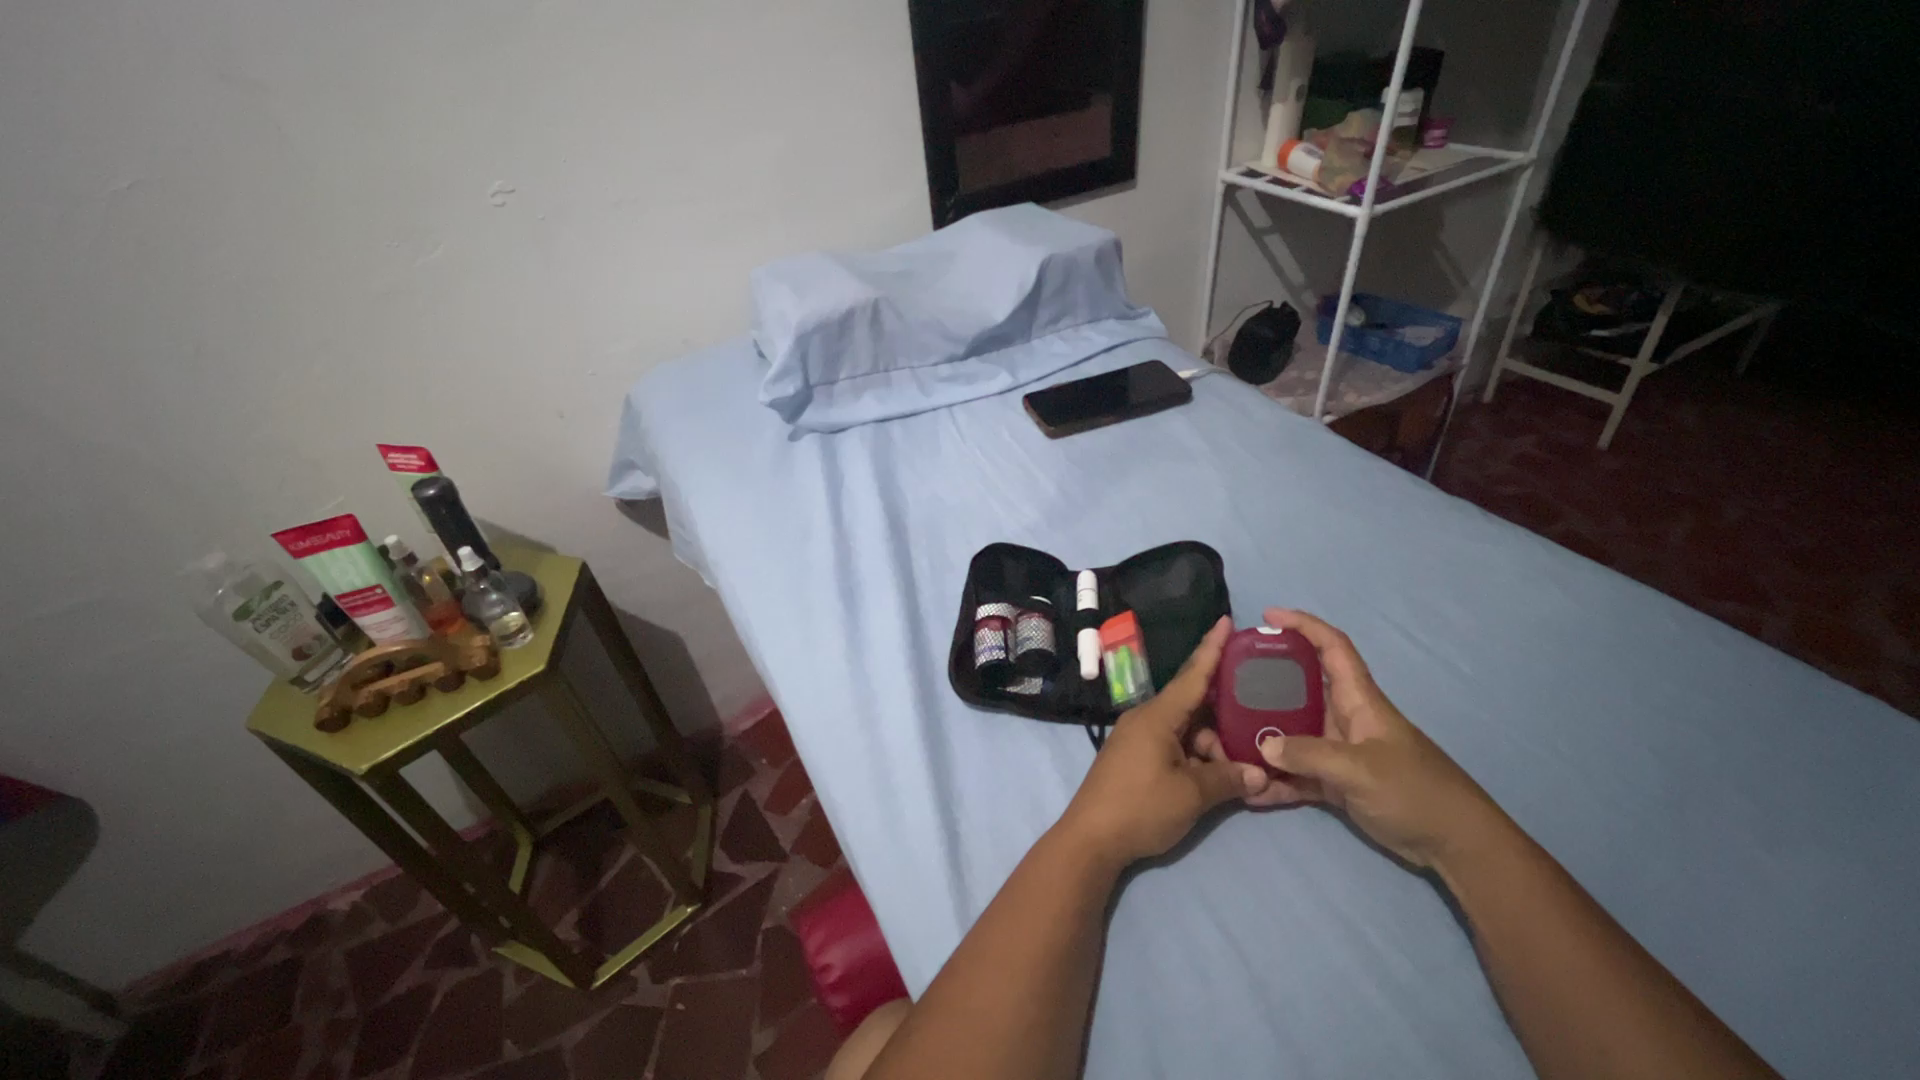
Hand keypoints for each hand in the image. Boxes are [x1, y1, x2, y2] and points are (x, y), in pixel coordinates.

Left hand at [1057, 617, 1270, 869]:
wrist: (1091, 840)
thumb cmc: (1140, 807)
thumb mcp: (1192, 794)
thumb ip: (1228, 779)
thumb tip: (1260, 774)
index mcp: (1157, 716)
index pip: (1192, 675)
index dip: (1212, 649)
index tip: (1226, 620)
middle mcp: (1146, 720)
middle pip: (1195, 706)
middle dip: (1227, 716)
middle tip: (1261, 721)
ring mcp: (1139, 740)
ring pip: (1187, 731)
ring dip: (1214, 745)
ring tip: (1245, 766)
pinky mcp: (1136, 760)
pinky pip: (1175, 746)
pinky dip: (1198, 756)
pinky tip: (1221, 773)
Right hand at [1240, 609, 1507, 870]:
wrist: (1454, 843)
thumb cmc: (1415, 792)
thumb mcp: (1360, 769)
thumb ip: (1308, 754)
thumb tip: (1262, 745)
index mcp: (1359, 701)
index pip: (1331, 648)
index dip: (1303, 625)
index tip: (1267, 615)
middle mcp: (1345, 719)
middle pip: (1300, 688)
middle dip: (1266, 681)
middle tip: (1228, 681)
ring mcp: (1340, 752)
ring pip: (1292, 733)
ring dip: (1263, 737)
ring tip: (1226, 738)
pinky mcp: (1337, 783)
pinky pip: (1297, 773)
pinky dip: (1276, 780)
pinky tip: (1250, 790)